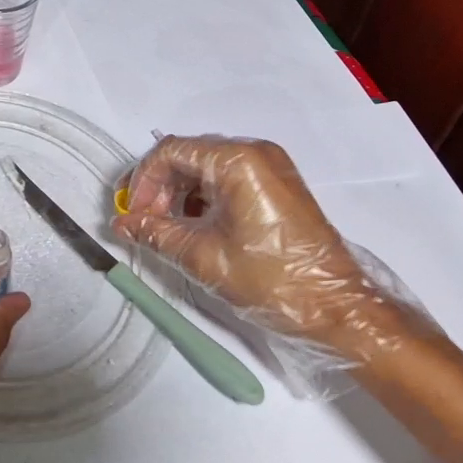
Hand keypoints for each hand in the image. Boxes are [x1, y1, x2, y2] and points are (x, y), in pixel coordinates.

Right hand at [111, 136, 413, 362]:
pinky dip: (205, 199)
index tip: (132, 215)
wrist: (340, 311)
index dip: (143, 181)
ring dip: (180, 195)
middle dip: (160, 188)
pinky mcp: (278, 185)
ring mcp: (270, 166)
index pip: (171, 151)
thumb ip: (156, 233)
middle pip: (188, 156)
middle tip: (144, 223)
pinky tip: (195, 228)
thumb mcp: (204, 257)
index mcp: (237, 160)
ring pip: (206, 168)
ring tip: (167, 230)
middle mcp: (254, 151)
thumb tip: (121, 224)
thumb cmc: (271, 280)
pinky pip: (228, 178)